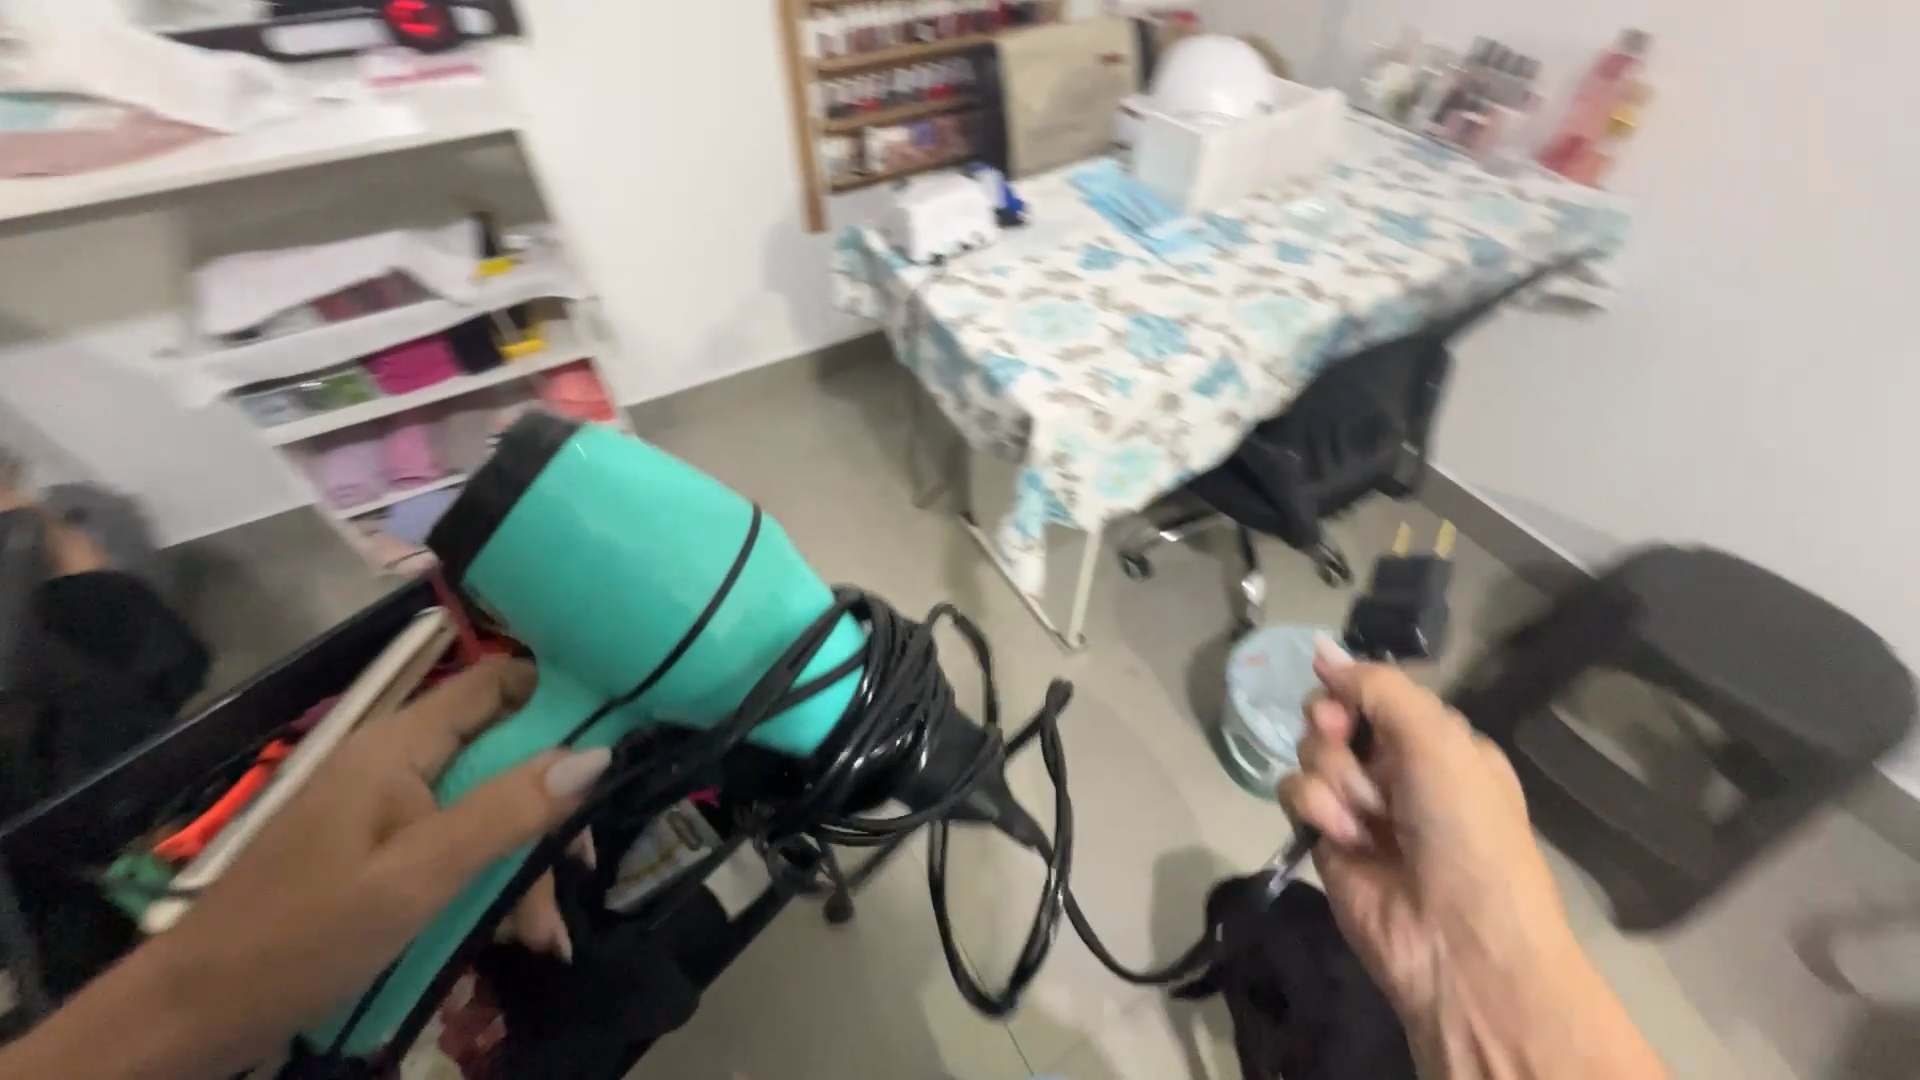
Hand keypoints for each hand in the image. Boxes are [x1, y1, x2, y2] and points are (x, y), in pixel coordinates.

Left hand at [0, 658, 612, 1079]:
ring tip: (540, 934)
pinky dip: (489, 881)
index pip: (499, 681)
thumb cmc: (297, 940)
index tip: (615, 730)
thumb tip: (597, 756)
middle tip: (579, 864)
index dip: (560, 692)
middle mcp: (398, 760)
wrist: (180, 1027)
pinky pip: (458, 842)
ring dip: (523, 861)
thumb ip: (507, 811)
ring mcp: (389, 805)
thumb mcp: (417, 878)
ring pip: (488, 806)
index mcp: (399, 745)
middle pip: (505, 753)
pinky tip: (511, 935)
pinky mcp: (383, 847)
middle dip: (549, 808)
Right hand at [1278, 641, 1567, 1018]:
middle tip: (1347, 743)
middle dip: (1335, 729)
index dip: (1351, 690)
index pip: (1372, 691)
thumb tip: (1321, 647)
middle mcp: (1395, 767)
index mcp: (1434, 741)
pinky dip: (1316, 809)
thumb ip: (1376, 687)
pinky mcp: (1325, 834)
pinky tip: (1346, 837)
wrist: (1457, 939)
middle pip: (1332, 715)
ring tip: (1366, 816)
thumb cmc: (1465, 830)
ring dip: (1334, 778)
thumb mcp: (1437, 742)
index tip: (1346, 700)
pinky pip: (1294, 792)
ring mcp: (1357, 802)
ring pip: (1310, 751)